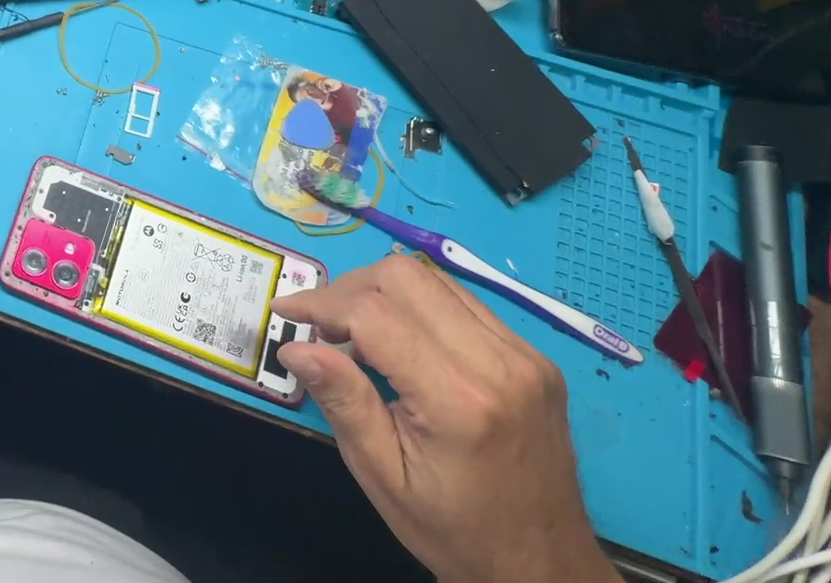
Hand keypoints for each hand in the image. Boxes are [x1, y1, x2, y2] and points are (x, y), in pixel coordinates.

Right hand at [271, 256, 618, 582]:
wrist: (547, 568)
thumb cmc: (454, 530)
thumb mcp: (381, 474)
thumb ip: (342, 401)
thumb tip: (294, 347)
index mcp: (459, 399)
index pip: (373, 314)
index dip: (319, 304)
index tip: (284, 312)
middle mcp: (499, 363)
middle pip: (404, 277)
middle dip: (348, 289)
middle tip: (322, 327)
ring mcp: (524, 356)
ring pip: (432, 278)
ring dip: (380, 291)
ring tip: (355, 333)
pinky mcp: (533, 357)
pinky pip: (460, 300)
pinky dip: (415, 304)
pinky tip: (399, 340)